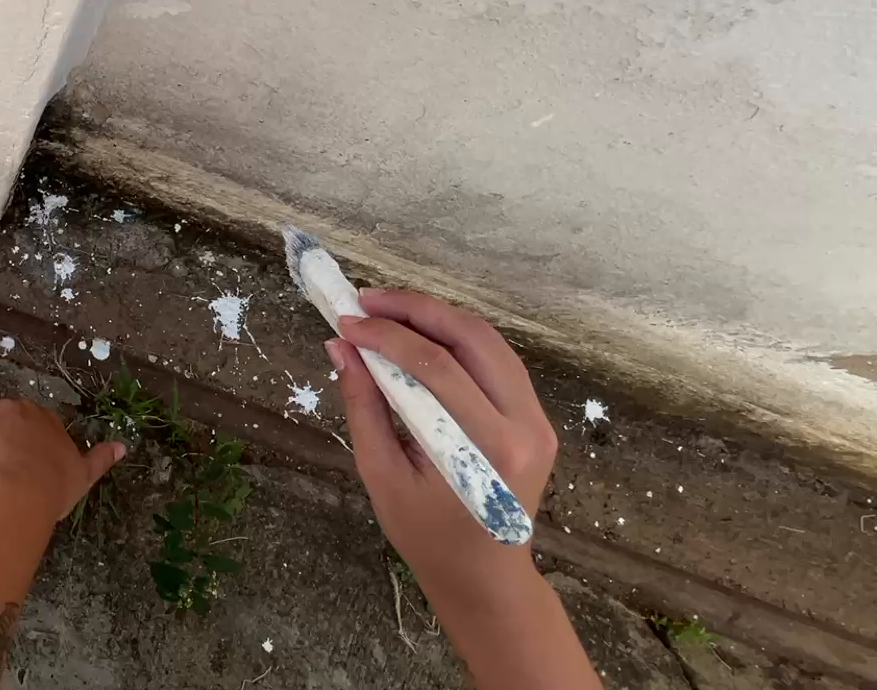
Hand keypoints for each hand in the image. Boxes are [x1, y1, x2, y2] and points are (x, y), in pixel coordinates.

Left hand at [0, 398, 125, 519]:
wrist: (21, 490)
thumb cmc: (53, 487)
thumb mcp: (83, 475)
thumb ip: (101, 458)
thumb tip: (123, 446)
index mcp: (51, 421)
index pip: (38, 427)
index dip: (31, 447)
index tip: (28, 468)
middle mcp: (27, 409)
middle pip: (13, 420)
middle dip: (9, 440)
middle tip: (9, 470)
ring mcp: (0, 411)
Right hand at [325, 289, 558, 595]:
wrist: (487, 577)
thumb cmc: (426, 533)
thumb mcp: (380, 473)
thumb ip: (363, 404)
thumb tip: (339, 346)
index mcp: (487, 448)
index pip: (435, 366)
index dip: (385, 334)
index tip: (344, 322)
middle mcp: (524, 425)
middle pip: (470, 338)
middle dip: (413, 308)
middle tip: (364, 298)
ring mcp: (537, 418)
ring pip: (487, 338)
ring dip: (433, 314)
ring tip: (384, 308)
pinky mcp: (534, 415)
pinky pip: (494, 356)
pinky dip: (453, 333)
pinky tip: (417, 330)